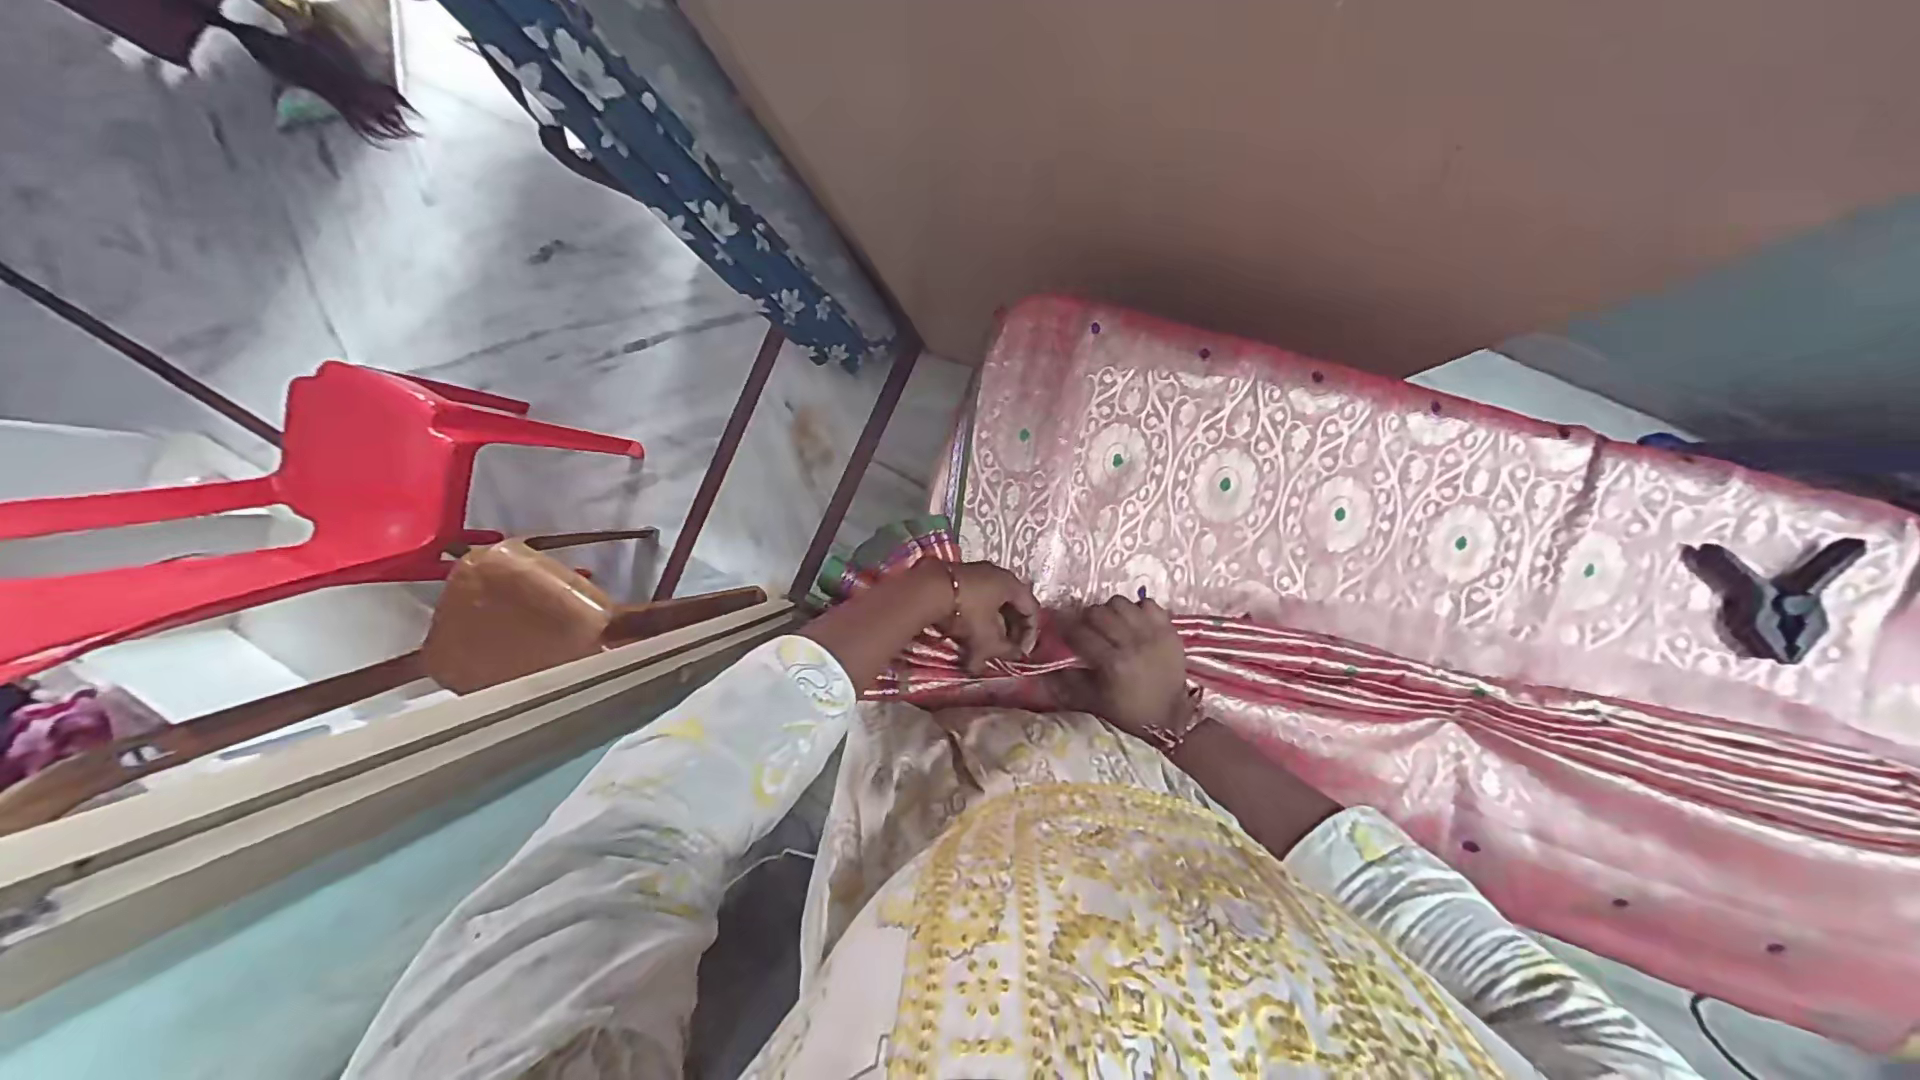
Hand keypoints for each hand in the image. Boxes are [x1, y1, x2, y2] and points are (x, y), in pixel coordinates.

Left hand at [927, 561, 1039, 672]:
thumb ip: (1004, 650)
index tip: (1021, 653)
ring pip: (992, 603)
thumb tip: (1013, 656)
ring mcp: (976, 572)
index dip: (1030, 635)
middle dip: (1010, 632)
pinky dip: (976, 617)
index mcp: (1011, 584)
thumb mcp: (987, 638)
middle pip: (1012, 606)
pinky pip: (975, 599)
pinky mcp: (957, 576)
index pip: (1031, 610)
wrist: (926, 590)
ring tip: (984, 645)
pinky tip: (967, 633)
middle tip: (1005, 650)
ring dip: (991, 627)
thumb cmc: (966, 612)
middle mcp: (997, 573)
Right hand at [1051, 596, 1191, 740]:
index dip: (1066, 628)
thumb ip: (1070, 681)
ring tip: (1111, 622)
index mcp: (1112, 663)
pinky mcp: (1169, 630)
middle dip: (1087, 617)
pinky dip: (1137, 609)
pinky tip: (1134, 622)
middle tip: (1087, 626)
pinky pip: (1149, 604)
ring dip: (1111, 610)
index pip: (1080, 633)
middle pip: (1099, 613)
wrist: (1172, 717)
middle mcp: (1132, 644)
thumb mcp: (1095, 701)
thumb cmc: (1129, 711)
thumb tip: (1051, 664)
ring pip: (1122, 603)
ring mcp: (1153, 634)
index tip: (1061, 627)